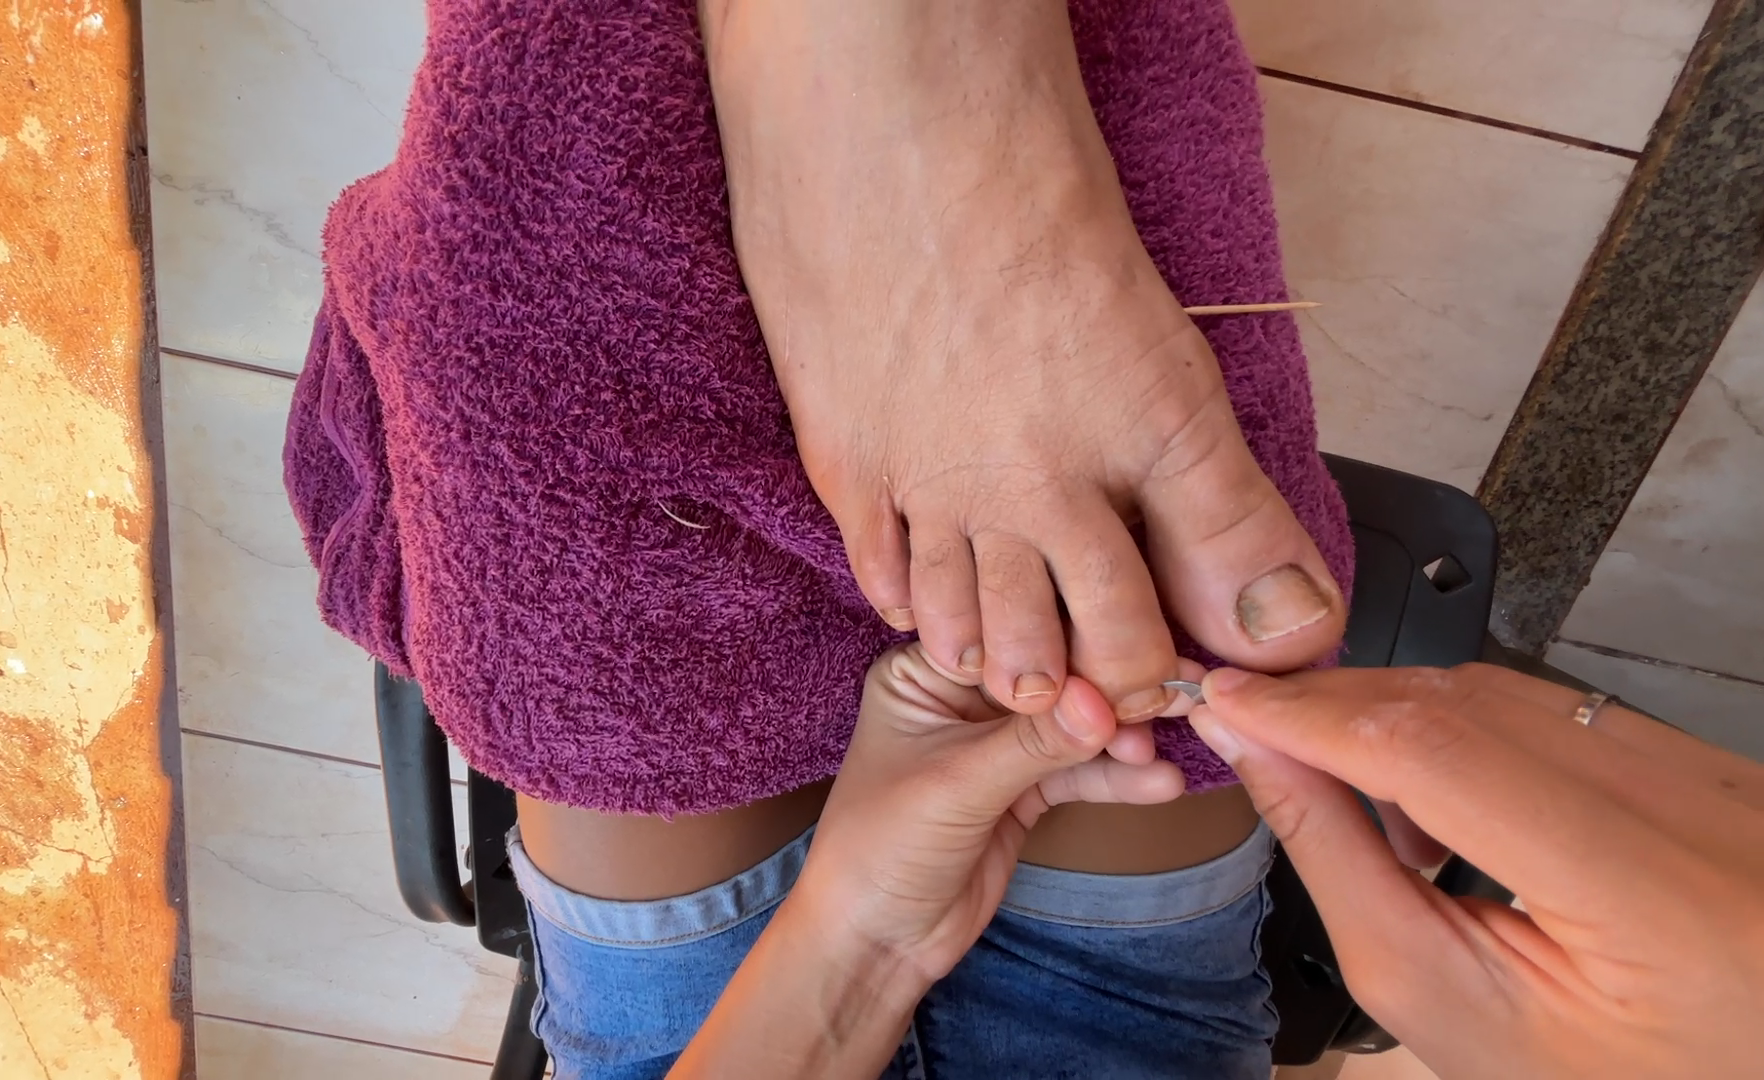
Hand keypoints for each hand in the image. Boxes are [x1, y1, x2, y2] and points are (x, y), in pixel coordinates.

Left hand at [673, 644, 1187, 1077]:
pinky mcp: (1020, 788)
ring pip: (1067, 726)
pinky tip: (1160, 782)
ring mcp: (993, 744)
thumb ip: (1032, 744)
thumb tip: (1104, 700)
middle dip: (1104, 688)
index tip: (1131, 648)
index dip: (1066, 644)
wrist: (877, 938)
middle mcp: (959, 697)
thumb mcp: (956, 783)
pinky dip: (1113, 778)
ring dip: (1117, 736)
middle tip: (1170, 693)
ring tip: (1173, 741)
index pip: (1002, 638)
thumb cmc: (884, 844)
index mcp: (922, 671)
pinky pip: (1074, 773)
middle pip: (1044, 680)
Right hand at [701, 0, 1345, 718]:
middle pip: (1062, 632)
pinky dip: (906, 600)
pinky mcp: (843, 454)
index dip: (1184, 670)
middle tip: (1101, 710)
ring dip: (999, 656)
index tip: (1189, 688)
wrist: (883, 115)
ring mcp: (921, 475)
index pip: (1166, 616)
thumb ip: (1221, 495)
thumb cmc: (1028, 182)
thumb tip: (1287, 622)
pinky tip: (915, 612)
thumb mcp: (1169, 339)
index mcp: (1121, 450)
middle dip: (1094, 683)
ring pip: (967, 611)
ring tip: (1015, 682)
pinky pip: (878, 561)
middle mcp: (1019, 487)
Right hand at [1189, 664, 1763, 1078]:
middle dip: (1329, 700)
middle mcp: (1719, 816)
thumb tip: (1237, 733)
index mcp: (1664, 906)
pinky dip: (1443, 717)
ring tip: (1329, 765)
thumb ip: (1322, 844)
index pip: (1439, 759)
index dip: (1311, 715)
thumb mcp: (1422, 982)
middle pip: (1464, 706)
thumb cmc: (1565, 1071)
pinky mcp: (1708, 764)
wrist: (1722, 1069)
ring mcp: (1725, 780)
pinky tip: (1420, 779)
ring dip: (1377, 706)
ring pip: (1496, 689)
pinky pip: (1539, 703)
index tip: (1218, 695)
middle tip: (1246, 712)